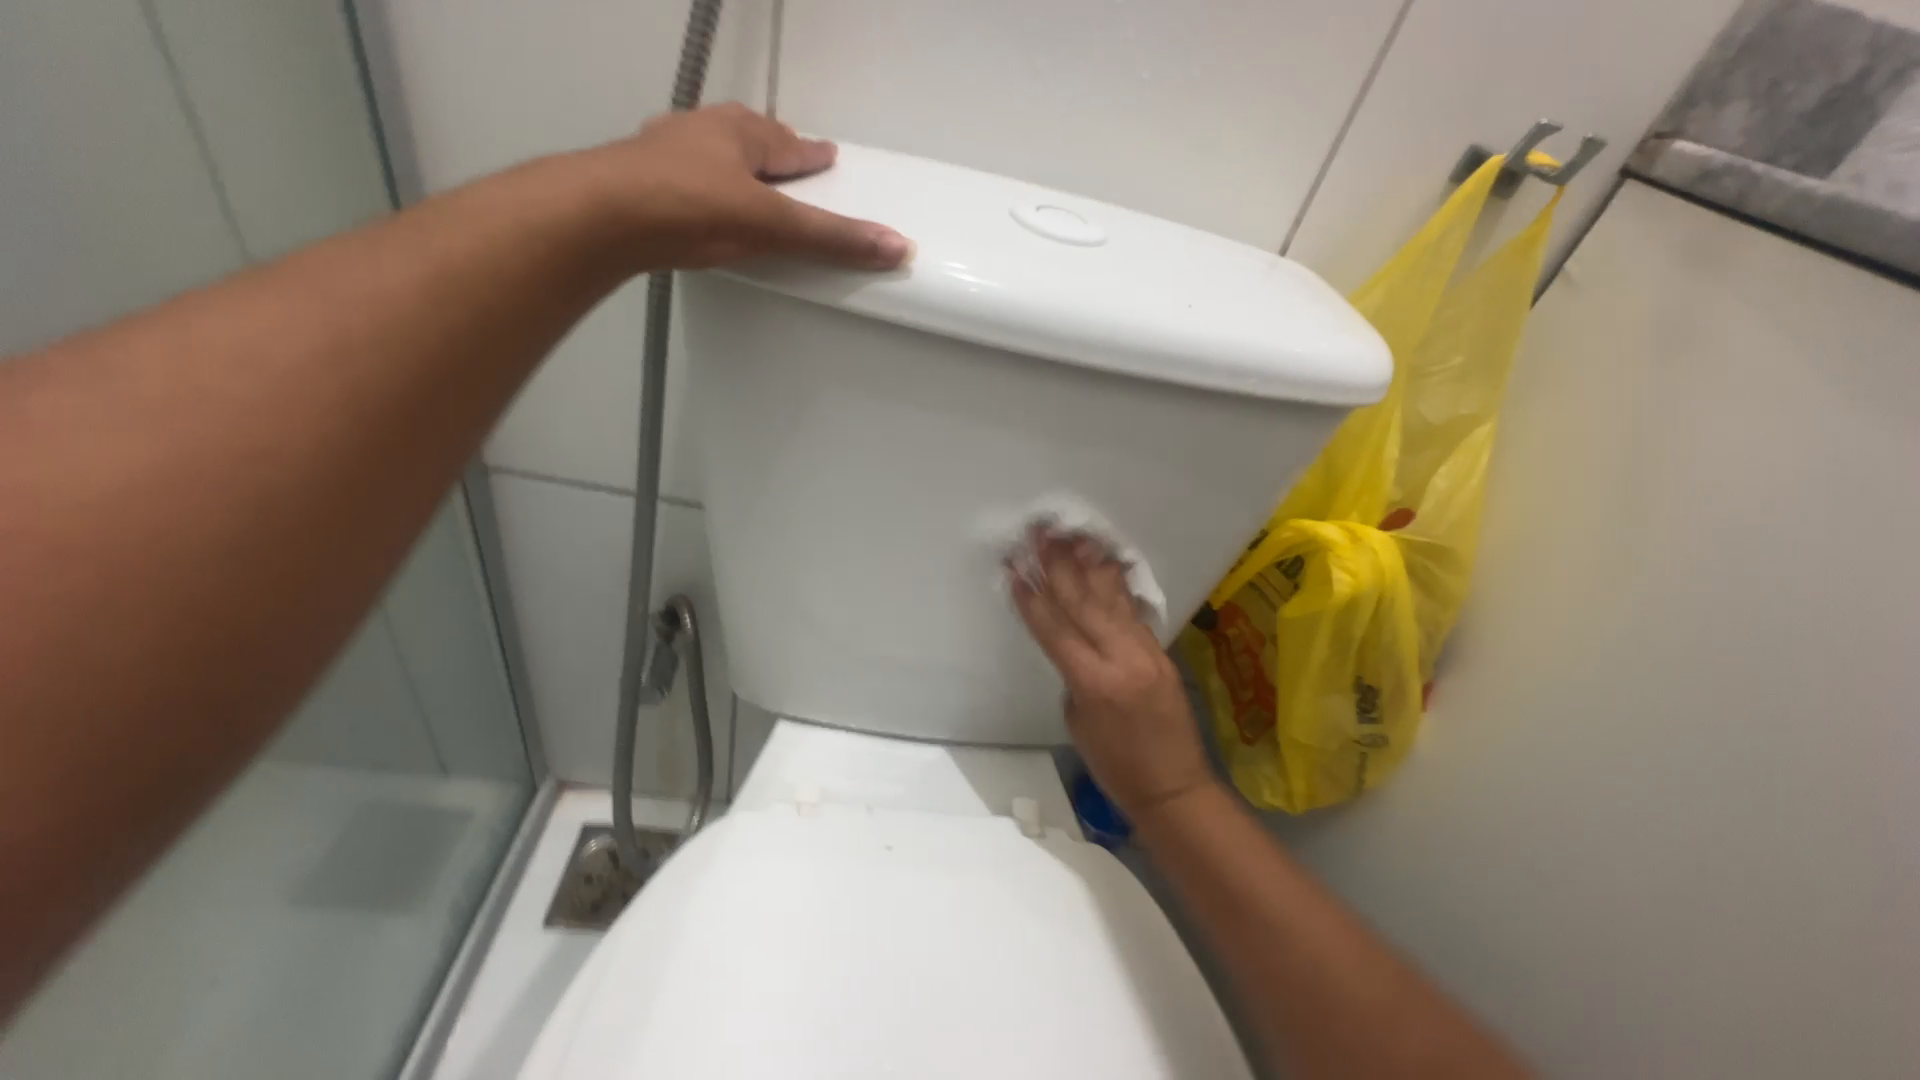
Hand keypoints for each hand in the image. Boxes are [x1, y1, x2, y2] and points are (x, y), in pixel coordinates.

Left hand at [588, 103, 911, 271]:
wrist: (601, 215)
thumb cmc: (691, 206)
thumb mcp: (772, 225)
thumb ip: (830, 238)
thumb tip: (897, 246)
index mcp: (740, 133)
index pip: (788, 144)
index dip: (811, 153)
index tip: (827, 153)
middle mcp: (700, 132)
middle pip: (744, 136)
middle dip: (767, 146)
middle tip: (785, 156)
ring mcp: (662, 152)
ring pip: (705, 151)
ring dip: (726, 162)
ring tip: (740, 179)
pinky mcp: (633, 180)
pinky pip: (675, 176)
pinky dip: (691, 184)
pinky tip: (690, 203)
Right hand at [1009, 532, 1216, 823]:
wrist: (1174, 787)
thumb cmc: (1116, 767)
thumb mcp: (1079, 722)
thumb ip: (1075, 676)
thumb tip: (1075, 644)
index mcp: (1093, 682)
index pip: (1055, 629)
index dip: (1032, 597)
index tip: (1015, 567)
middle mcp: (1122, 658)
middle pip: (1083, 603)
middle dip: (1058, 565)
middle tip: (1041, 533)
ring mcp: (1147, 652)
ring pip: (1112, 599)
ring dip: (1089, 564)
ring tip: (1072, 535)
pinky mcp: (1162, 652)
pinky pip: (1134, 611)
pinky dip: (1118, 585)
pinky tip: (1106, 562)